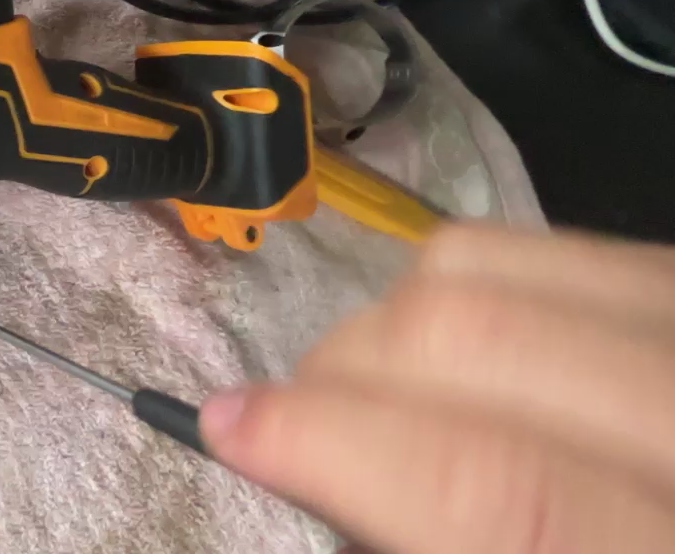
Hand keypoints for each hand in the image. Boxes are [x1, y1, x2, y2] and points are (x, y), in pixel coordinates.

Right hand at [201, 224, 674, 552]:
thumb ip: (425, 530)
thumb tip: (291, 465)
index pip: (499, 485)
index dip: (332, 446)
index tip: (227, 428)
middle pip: (469, 336)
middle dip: (340, 372)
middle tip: (312, 424)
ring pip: (486, 265)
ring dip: (388, 323)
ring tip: (390, 384)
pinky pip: (543, 247)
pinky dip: (459, 287)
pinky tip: (472, 352)